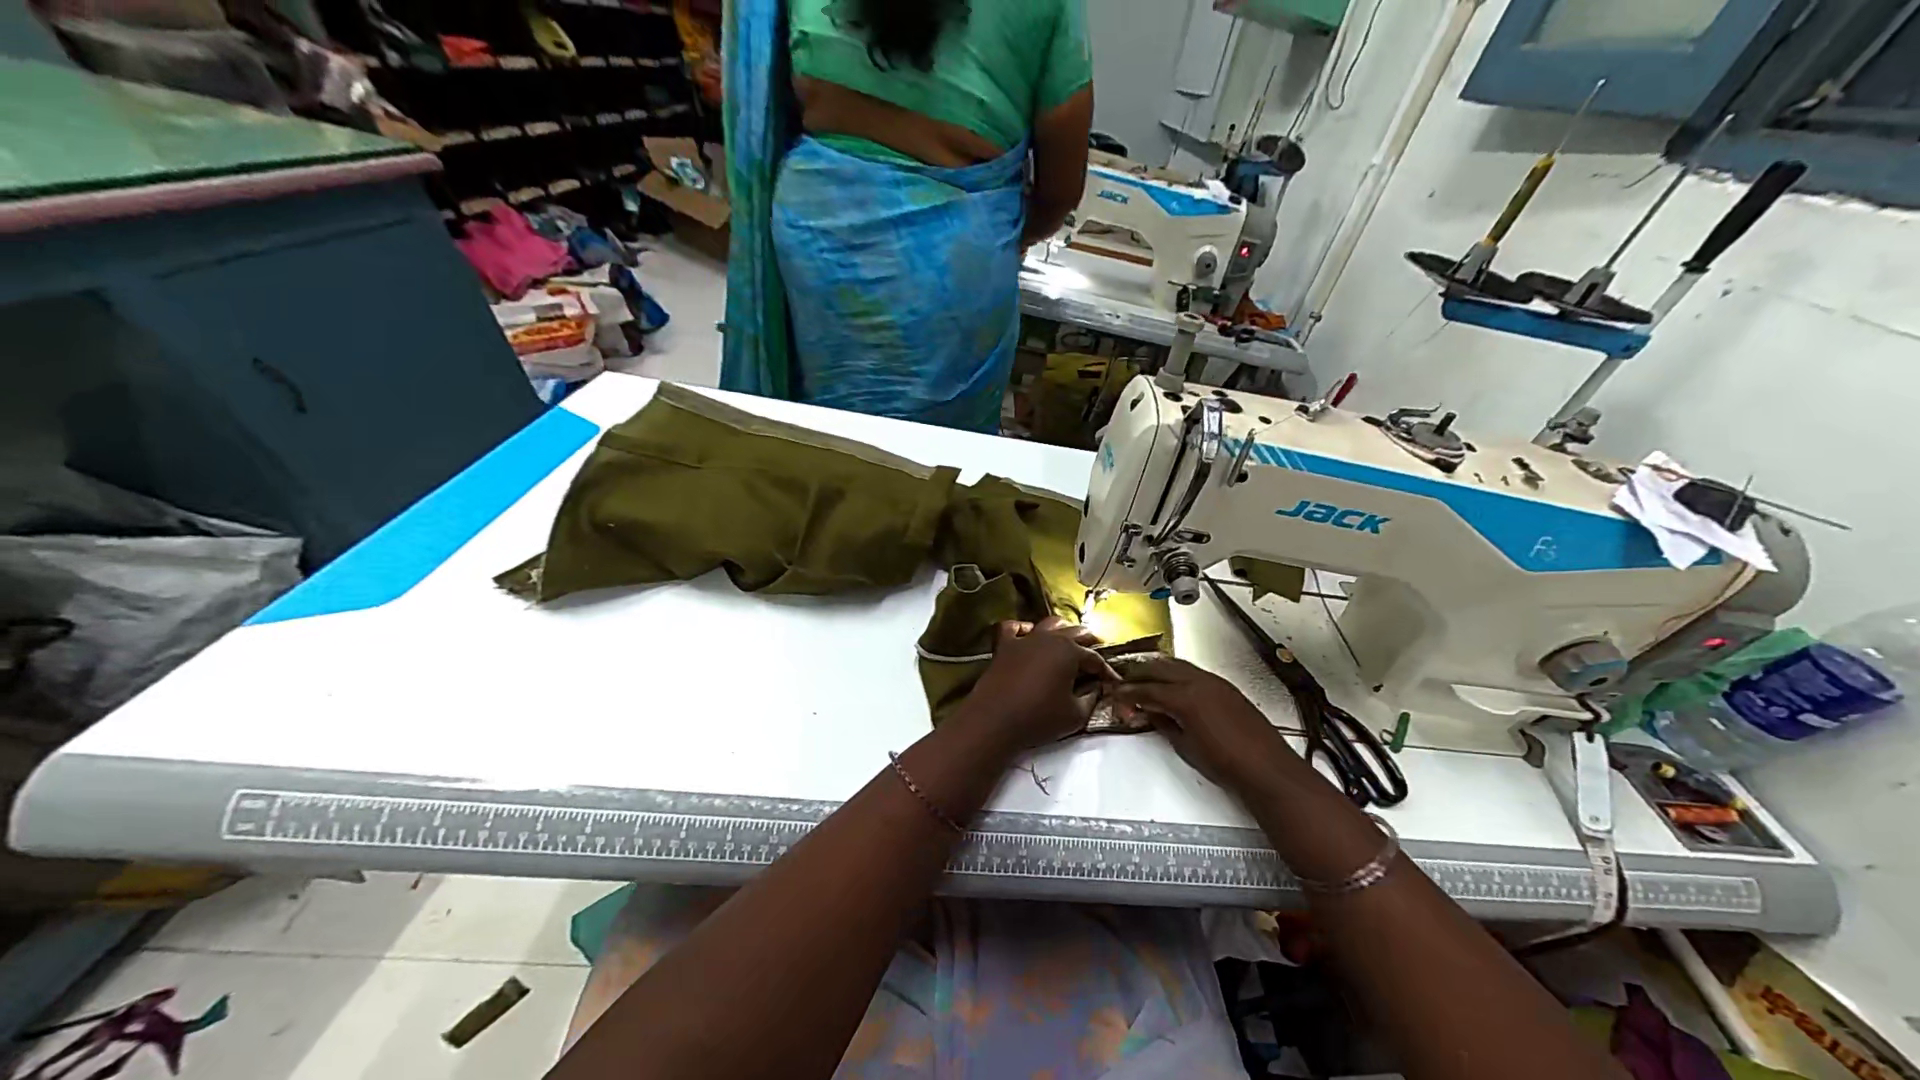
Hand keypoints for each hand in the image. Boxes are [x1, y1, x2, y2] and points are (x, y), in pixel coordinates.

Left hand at [955, 617, 1116, 753]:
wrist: (995, 721)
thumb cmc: (1039, 718)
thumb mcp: (1076, 715)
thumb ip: (1091, 699)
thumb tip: (1096, 689)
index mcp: (1069, 652)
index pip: (1094, 658)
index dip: (1106, 671)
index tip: (1113, 682)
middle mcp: (1048, 639)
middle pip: (1074, 634)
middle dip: (1088, 644)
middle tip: (1094, 660)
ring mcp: (1024, 640)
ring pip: (1048, 625)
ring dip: (1061, 631)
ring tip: (1068, 642)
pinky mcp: (1003, 648)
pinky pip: (1013, 629)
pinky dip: (1022, 629)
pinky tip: (1028, 635)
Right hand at [1111, 658, 1294, 791]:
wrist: (1267, 770)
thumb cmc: (1228, 764)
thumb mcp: (1184, 747)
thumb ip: (1163, 724)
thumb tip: (1150, 713)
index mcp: (1185, 698)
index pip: (1147, 689)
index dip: (1128, 693)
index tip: (1117, 697)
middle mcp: (1200, 682)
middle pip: (1159, 668)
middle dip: (1139, 676)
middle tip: (1126, 686)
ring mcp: (1215, 682)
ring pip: (1177, 665)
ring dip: (1158, 672)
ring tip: (1146, 684)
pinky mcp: (1226, 688)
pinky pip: (1194, 672)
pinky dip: (1176, 675)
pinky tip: (1173, 688)